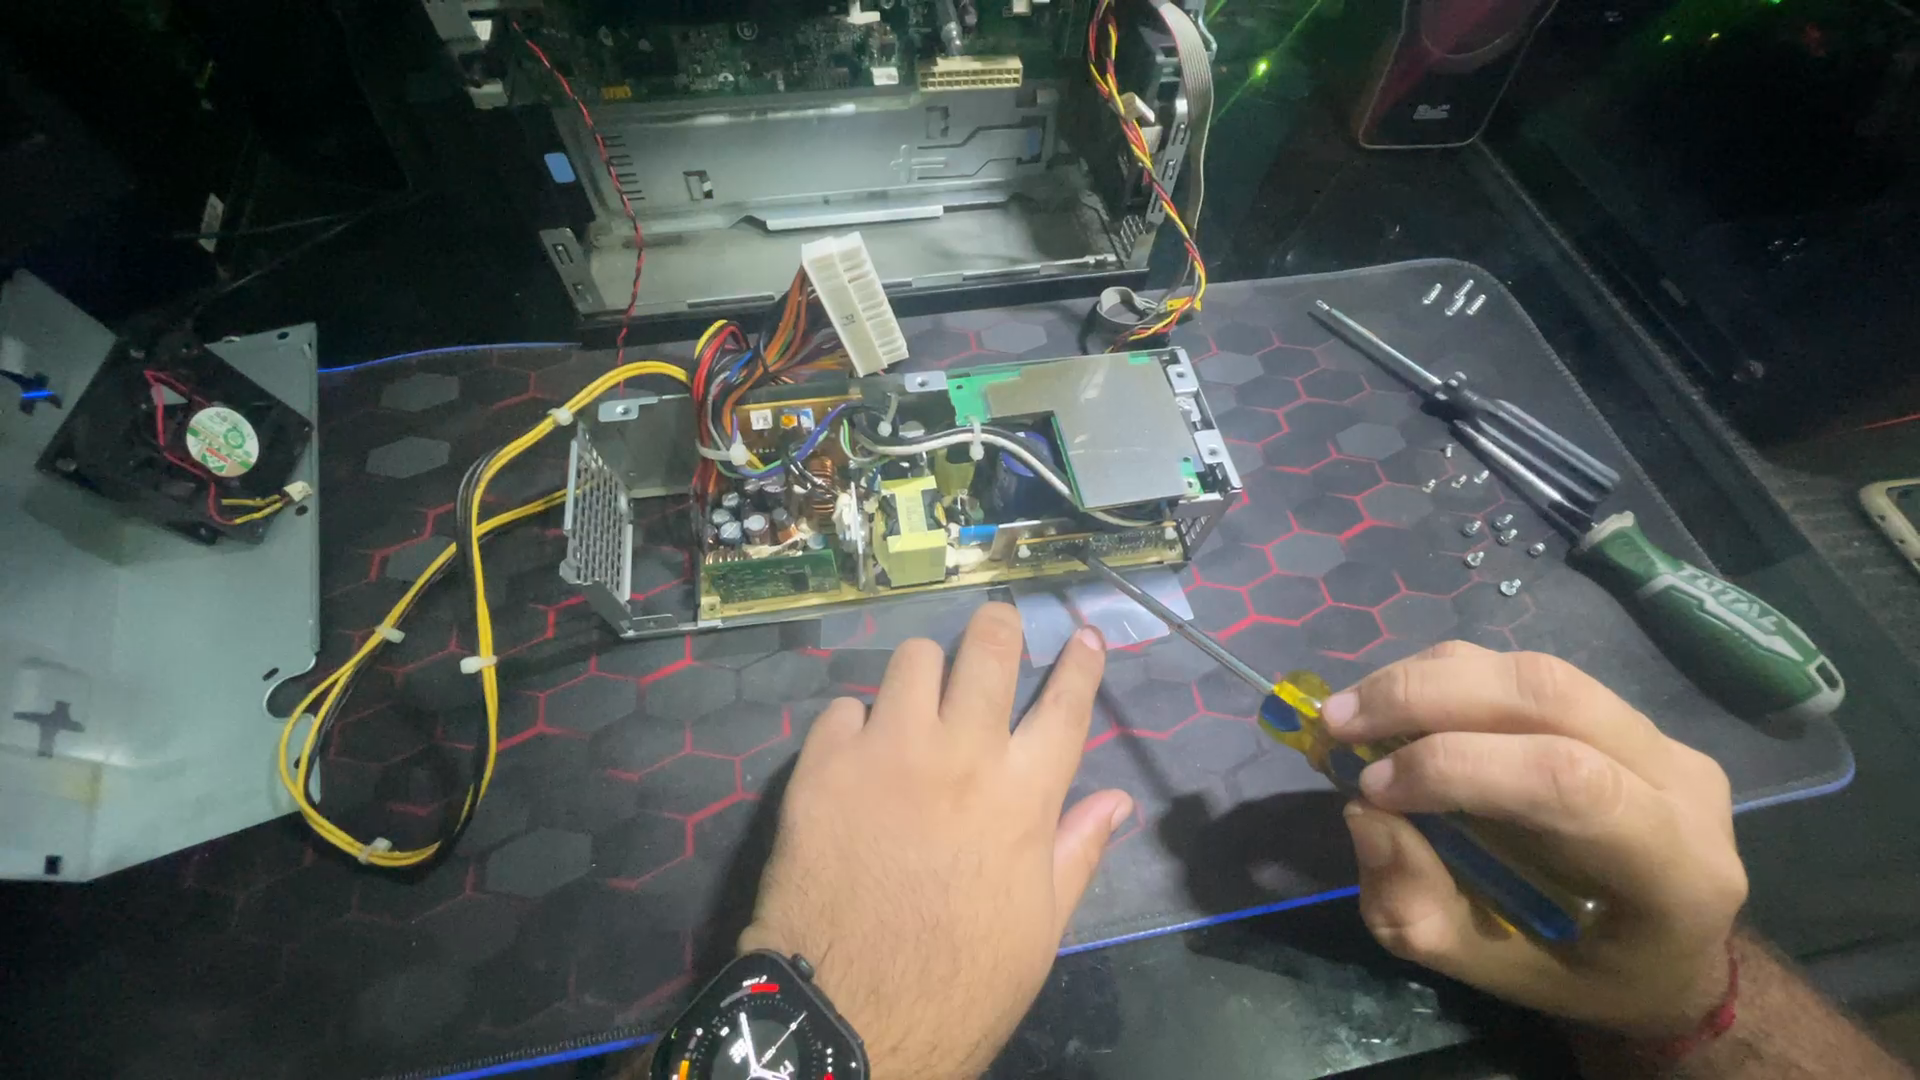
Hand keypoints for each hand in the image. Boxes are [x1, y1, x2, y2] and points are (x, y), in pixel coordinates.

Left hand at [738, 603, 1132, 1078]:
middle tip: (997, 626)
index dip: (1081, 663)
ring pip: (913, 658)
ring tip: (921, 696)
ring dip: (925, 671)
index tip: (1084, 634)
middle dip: (999, 625)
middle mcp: (960, 755)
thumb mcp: (1039, 929)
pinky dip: (857, 724)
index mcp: (1021, 796)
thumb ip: (1078, 851)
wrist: (847, 1018)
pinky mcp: (825, 764)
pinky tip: (858, 756)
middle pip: (990, 650)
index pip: (1066, 707)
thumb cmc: (959, 980)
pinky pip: (845, 707)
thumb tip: (1117, 800)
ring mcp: (889, 752)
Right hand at [1324, 642, 1746, 1037]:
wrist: (1663, 950)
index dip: (1455, 767)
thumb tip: (1364, 813)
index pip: (1568, 782)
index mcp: (1672, 868)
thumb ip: (1417, 907)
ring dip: (1418, 679)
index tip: (1370, 788)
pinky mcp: (1609, 710)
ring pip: (1523, 670)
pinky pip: (1512, 669)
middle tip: (1335, 722)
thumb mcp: (1488, 971)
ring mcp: (1650, 735)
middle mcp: (1677, 781)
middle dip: (1421, 698)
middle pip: (1544, 694)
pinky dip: (1434, 676)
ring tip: (1348, 709)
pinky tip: (1389, 704)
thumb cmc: (1579, 970)